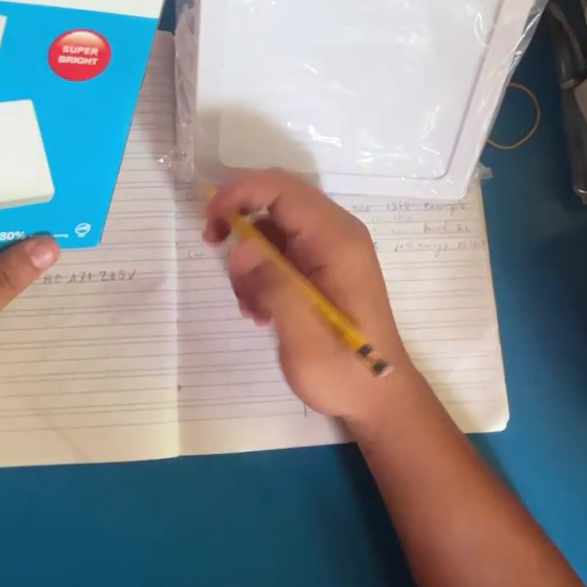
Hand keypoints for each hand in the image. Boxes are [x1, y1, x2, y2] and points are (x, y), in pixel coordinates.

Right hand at [204, 170, 421, 428]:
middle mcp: (336, 233)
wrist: (376, 397)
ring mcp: (330, 248)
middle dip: (238, 216)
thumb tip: (243, 248)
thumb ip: (276, 289)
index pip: (283, 189)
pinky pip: (280, 248)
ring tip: (250, 306)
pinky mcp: (322, 265)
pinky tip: (261, 311)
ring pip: (273, 225)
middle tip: (213, 246)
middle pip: (276, 197)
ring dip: (249, 257)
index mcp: (337, 240)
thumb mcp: (306, 340)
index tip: (210, 222)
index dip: (241, 192)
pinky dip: (260, 271)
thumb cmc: (345, 372)